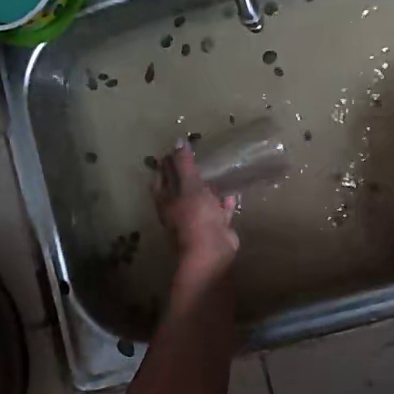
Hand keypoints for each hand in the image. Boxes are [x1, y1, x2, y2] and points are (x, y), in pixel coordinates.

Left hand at [153, 144, 238, 280]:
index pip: (161, 177)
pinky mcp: (214, 227)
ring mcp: (197, 219)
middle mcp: (179, 209)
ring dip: (208, 189)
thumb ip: (184, 164)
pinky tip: (231, 194)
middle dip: (190, 174)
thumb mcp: (188, 186)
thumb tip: (179, 141)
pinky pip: (219, 212)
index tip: (178, 150)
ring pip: (201, 200)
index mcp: (166, 200)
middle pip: (181, 188)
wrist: (211, 252)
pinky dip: (224, 203)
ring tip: (217, 172)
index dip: (167, 163)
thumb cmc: (195, 217)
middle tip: (200, 158)